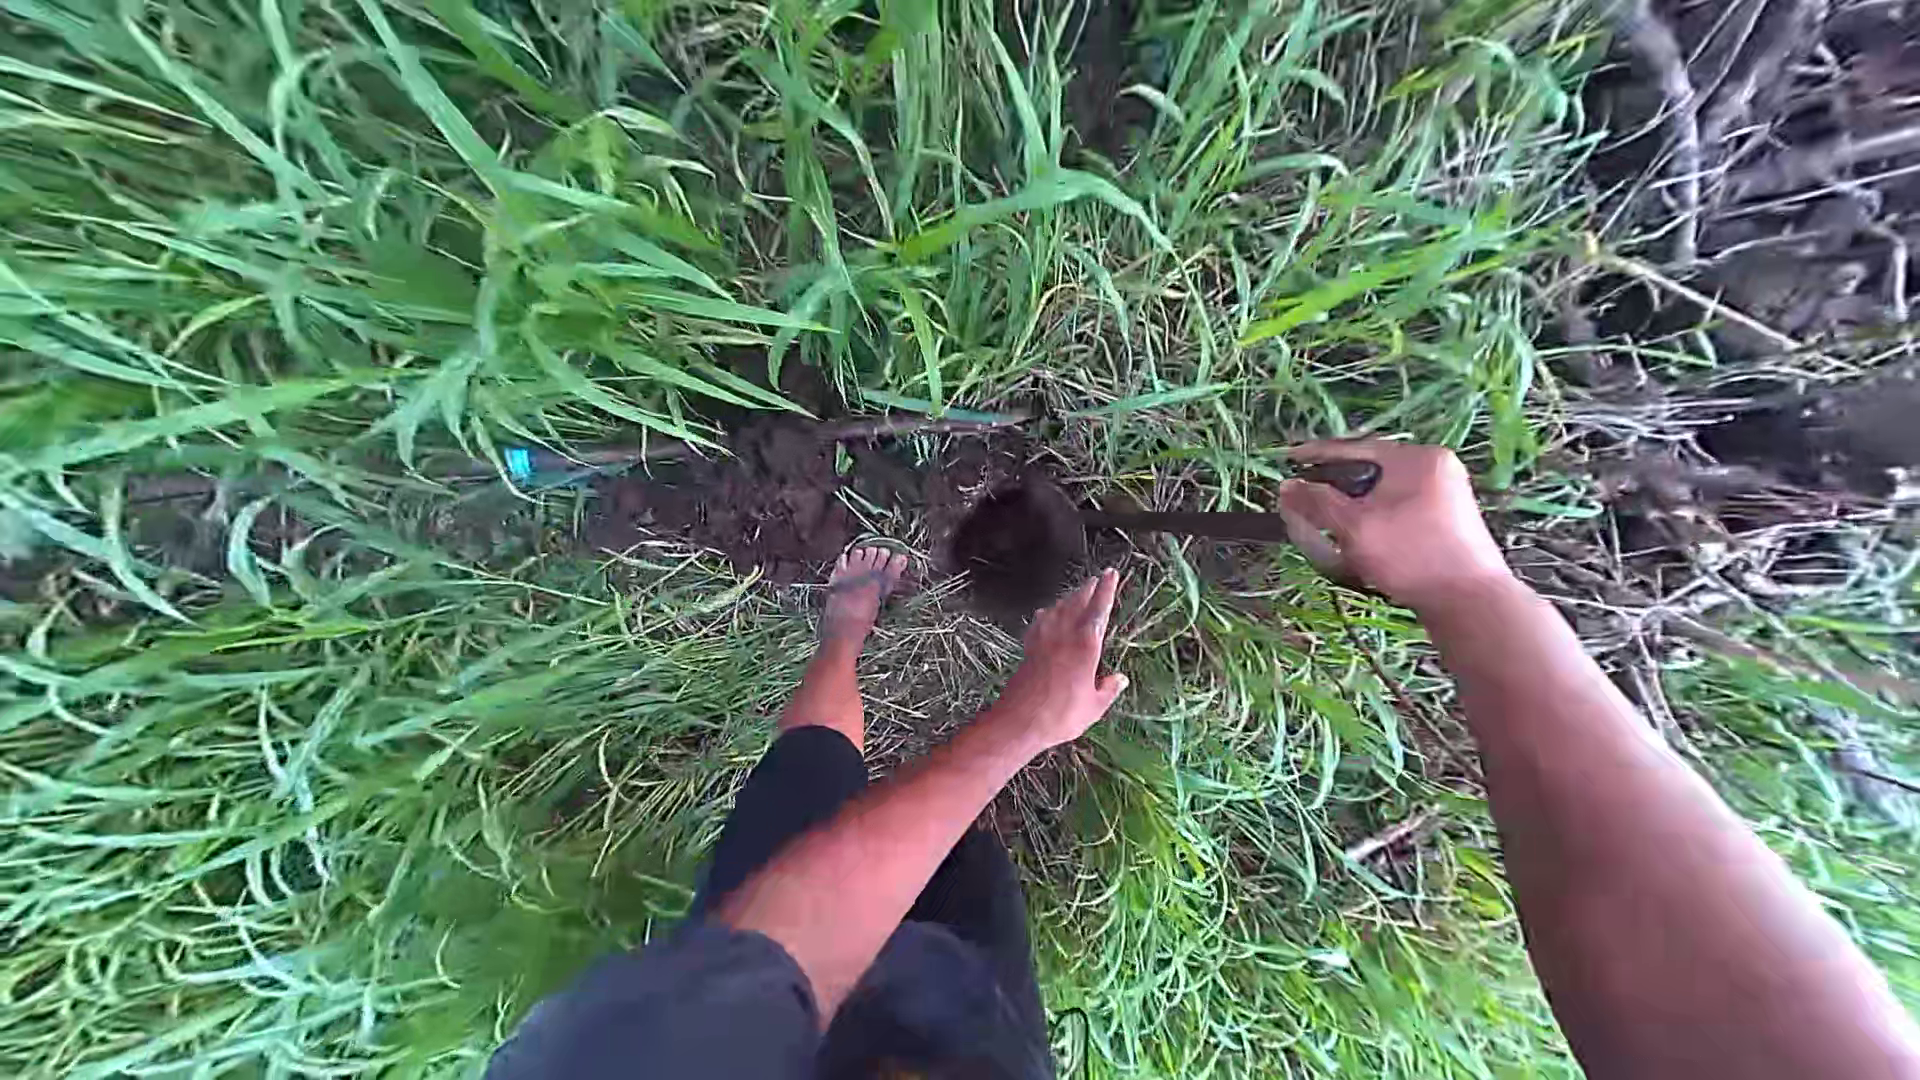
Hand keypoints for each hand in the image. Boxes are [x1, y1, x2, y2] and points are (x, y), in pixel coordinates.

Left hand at [988, 568, 1128, 749]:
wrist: (1020, 719)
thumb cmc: (1061, 715)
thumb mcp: (1094, 706)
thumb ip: (1108, 689)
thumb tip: (1120, 679)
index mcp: (1085, 645)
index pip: (1098, 609)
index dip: (1106, 589)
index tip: (1111, 574)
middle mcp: (1063, 635)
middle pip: (1076, 602)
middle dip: (1088, 588)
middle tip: (1096, 579)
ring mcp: (1043, 639)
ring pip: (1058, 609)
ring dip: (1069, 598)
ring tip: (1077, 594)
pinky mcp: (1029, 648)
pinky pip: (1040, 622)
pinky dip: (1047, 614)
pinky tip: (1046, 614)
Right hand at [1276, 439, 1516, 613]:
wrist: (1467, 599)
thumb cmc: (1408, 554)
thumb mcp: (1353, 525)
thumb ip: (1316, 502)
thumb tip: (1286, 486)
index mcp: (1416, 459)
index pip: (1355, 448)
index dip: (1316, 454)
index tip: (1288, 459)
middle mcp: (1435, 467)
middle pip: (1369, 468)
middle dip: (1333, 482)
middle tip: (1303, 494)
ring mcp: (1444, 491)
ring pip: (1381, 489)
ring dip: (1350, 501)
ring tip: (1322, 515)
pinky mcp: (1445, 516)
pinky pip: (1395, 504)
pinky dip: (1370, 512)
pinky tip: (1354, 530)